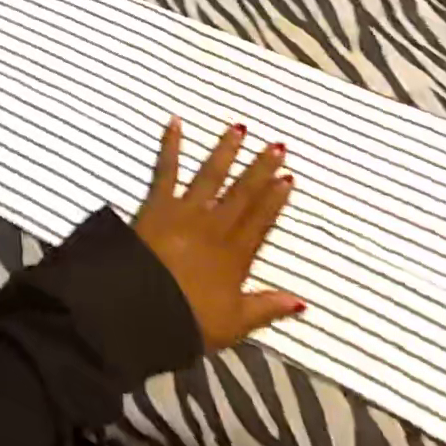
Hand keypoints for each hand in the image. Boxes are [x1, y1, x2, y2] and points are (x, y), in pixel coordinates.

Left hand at [132, 119, 303, 351]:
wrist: (142, 308)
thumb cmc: (187, 320)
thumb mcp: (234, 324)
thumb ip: (267, 308)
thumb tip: (303, 301)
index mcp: (234, 256)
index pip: (260, 221)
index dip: (275, 200)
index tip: (288, 177)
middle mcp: (215, 226)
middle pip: (242, 194)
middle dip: (260, 169)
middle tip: (276, 145)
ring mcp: (187, 211)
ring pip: (212, 176)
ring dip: (226, 151)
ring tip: (238, 128)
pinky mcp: (159, 203)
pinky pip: (166, 169)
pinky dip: (170, 144)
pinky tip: (175, 121)